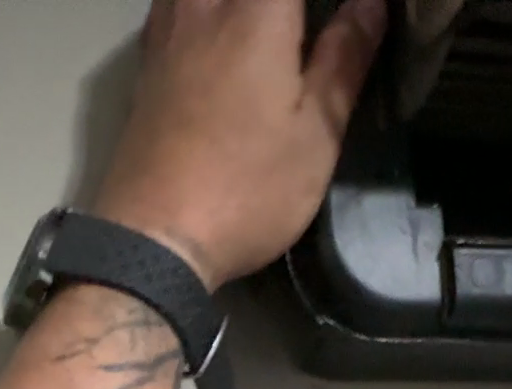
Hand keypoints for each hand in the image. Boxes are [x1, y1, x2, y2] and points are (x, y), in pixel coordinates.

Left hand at [93, 0, 388, 290]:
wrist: (153, 241)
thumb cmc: (246, 192)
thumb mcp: (316, 137)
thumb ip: (344, 61)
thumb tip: (369, 5)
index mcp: (258, 11)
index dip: (326, 3)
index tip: (344, 17)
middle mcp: (203, 7)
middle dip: (279, 6)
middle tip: (302, 28)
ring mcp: (164, 37)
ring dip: (229, 5)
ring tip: (261, 23)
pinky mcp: (141, 72)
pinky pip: (171, 9)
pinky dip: (196, 11)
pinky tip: (209, 33)